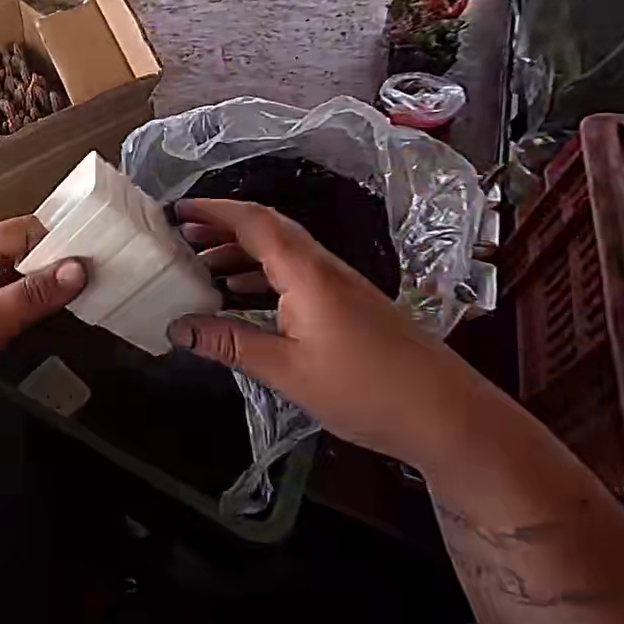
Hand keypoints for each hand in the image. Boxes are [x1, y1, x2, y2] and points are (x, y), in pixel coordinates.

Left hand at [0, 215, 87, 397]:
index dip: (59, 237)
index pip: (26, 230)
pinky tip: (58, 315)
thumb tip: (80, 268)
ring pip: (23, 278)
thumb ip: (36, 292)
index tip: (94, 252)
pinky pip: (15, 300)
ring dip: (48, 286)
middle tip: (99, 275)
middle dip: (59, 263)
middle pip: (27, 253)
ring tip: (88, 294)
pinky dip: (36, 304)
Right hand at [167, 199, 487, 464]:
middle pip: (266, 228)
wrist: (446, 413)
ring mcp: (337, 282)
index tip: (177, 210)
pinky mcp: (346, 301)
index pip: (253, 222)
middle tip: (182, 236)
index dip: (213, 210)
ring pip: (280, 250)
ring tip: (202, 264)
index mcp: (306, 272)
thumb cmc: (365, 389)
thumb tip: (177, 328)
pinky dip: (260, 273)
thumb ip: (230, 343)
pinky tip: (241, 294)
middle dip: (221, 226)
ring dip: (240, 250)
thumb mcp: (288, 371)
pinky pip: (293, 272)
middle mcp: (322, 266)